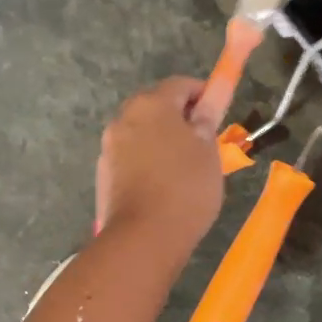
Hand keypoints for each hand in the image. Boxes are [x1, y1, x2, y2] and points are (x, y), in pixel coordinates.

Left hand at [96, 77, 224, 245]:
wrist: (143, 237)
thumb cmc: (185, 187)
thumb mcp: (208, 151)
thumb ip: (207, 119)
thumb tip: (207, 102)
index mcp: (152, 104)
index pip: (180, 84)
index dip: (202, 93)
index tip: (217, 112)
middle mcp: (124, 117)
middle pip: (156, 105)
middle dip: (179, 116)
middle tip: (203, 139)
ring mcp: (109, 145)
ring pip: (141, 131)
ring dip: (161, 138)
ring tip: (184, 165)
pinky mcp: (104, 172)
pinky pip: (131, 155)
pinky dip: (147, 159)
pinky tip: (162, 183)